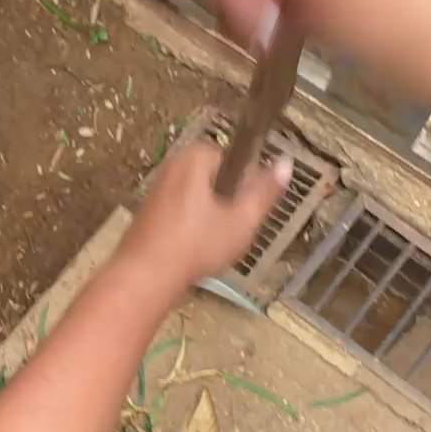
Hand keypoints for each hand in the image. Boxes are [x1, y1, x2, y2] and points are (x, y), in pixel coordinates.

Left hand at [118, 141, 290, 287]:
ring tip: (214, 242)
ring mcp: (155, 190)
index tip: (245, 207)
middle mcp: (171, 167)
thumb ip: (264, 192)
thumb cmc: (196, 246)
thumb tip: (286, 163)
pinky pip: (177, 211)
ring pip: (194, 195)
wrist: (144, 275)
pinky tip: (192, 249)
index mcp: (193, 159)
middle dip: (224, 198)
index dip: (242, 181)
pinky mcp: (145, 212)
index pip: (229, 156)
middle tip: (232, 227)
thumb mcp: (241, 221)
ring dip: (207, 214)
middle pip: (211, 176)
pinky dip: (188, 225)